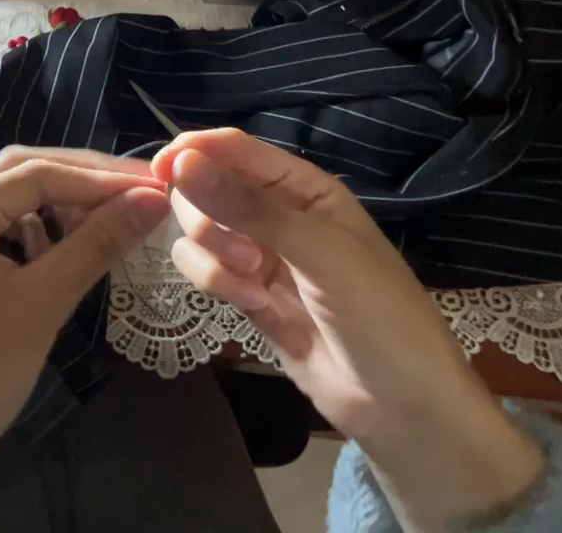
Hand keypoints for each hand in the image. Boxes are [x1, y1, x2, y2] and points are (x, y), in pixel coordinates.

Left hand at [0, 147, 169, 532]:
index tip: (150, 185)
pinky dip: (41, 221)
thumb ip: (97, 243)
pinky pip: (5, 218)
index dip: (96, 177)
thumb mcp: (45, 301)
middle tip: (137, 186)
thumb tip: (152, 201)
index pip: (33, 173)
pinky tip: (69, 238)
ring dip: (61, 196)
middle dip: (80, 176)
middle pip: (20, 170)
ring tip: (110, 211)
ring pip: (12, 190)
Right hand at [158, 129, 541, 531]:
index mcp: (302, 187)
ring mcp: (255, 252)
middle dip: (209, 217)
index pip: (233, 149)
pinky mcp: (242, 290)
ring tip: (253, 285)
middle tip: (245, 255)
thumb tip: (179, 160)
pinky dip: (214, 282)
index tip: (159, 170)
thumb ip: (247, 206)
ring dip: (213, 255)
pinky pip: (200, 267)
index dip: (194, 152)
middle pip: (203, 186)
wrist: (402, 411)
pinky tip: (251, 304)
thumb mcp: (319, 252)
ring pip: (196, 228)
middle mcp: (274, 211)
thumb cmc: (379, 317)